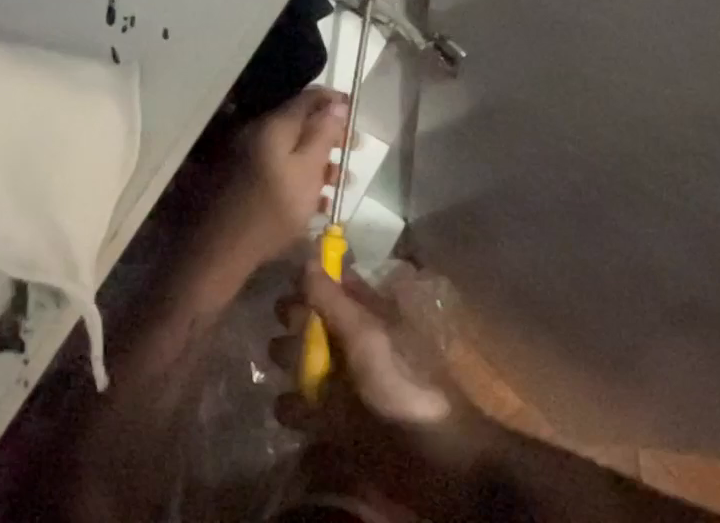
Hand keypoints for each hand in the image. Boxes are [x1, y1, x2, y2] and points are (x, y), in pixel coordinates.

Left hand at [219, 87, 349, 264]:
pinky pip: (279, 168)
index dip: (335, 101)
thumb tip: (337, 104)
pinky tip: (320, 202)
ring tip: (342, 182)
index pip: (309, 98)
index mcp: (274, 126)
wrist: (223, 247)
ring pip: (292, 149)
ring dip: (320, 162)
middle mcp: (259, 133)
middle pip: (301, 124)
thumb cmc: (273, 209)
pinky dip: (301, 178)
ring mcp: (249, 156)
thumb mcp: (307, 171)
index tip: (356, 112)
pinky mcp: (246, 179)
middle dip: (331, 135)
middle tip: (355, 149)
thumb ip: (323, 135)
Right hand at [271, 263, 483, 520]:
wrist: (434, 461)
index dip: (309, 281)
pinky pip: (302, 408)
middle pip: (313, 322)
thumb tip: (306, 259)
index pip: (335, 286)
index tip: (286, 285)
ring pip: (303, 363)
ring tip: (285, 373)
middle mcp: (355, 344)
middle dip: (293, 323)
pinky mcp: (335, 422)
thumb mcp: (368, 335)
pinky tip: (292, 408)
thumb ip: (333, 300)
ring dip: (287, 364)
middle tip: (285, 334)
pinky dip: (292, 407)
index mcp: (371, 317)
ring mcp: (345, 383)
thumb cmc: (404, 384)